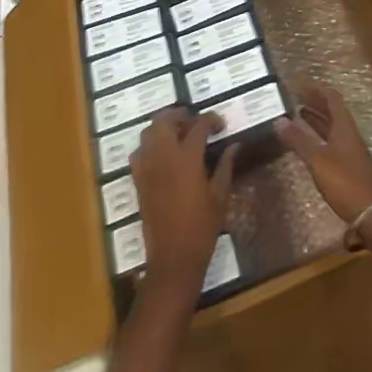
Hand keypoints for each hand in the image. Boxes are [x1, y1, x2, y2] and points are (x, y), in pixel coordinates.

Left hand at [129, 110, 238, 287]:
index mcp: (187, 158)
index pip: (198, 126)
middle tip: (196, 122)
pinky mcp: (137, 178)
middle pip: (166, 120)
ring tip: (179, 133)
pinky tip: (162, 154)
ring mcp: (147, 165)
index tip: (221, 123)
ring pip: (149, 131)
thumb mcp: (220, 196)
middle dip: (181, 116)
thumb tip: (234, 146)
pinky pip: (139, 151)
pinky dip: (150, 145)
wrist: (173, 256)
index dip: (210, 120)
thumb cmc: (202, 227)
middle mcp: (163, 155)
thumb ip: (225, 166)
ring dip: (163, 126)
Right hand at [275, 84, 371, 223]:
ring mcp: (350, 151)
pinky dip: (318, 136)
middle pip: (333, 112)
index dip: (318, 90)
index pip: (333, 99)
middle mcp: (349, 136)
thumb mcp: (317, 160)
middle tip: (295, 98)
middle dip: (315, 103)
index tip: (300, 85)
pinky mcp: (348, 166)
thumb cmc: (344, 182)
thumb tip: (278, 120)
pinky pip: (331, 142)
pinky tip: (307, 142)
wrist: (371, 214)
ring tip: (298, 115)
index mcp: (344, 128)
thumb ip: (298, 139)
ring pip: (332, 128)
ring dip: (316, 119)